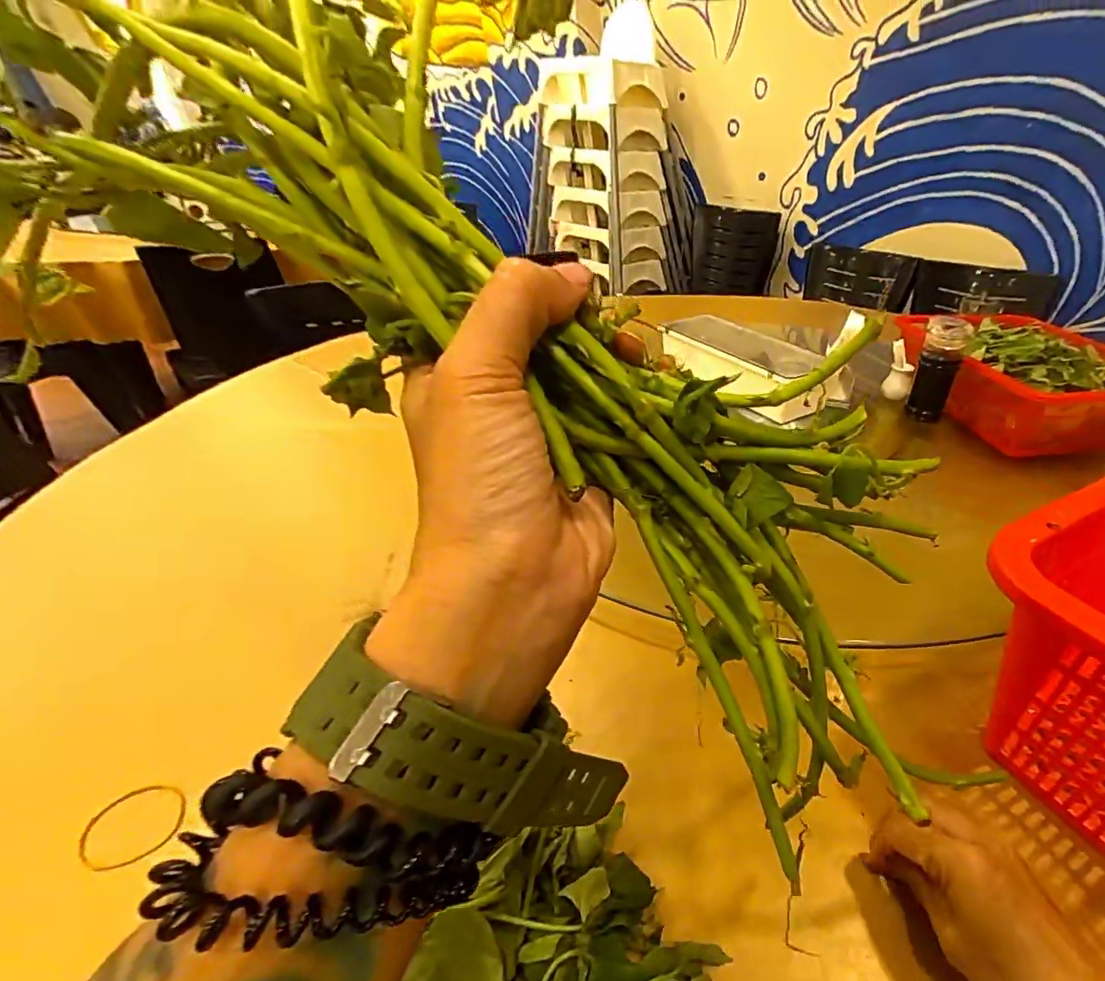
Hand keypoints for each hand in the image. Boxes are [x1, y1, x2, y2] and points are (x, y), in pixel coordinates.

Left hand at [365, 259, 616, 728]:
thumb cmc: (480, 477)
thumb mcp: (473, 375)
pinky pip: (616, 413)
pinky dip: (637, 394)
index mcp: (450, 374)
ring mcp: (546, 432)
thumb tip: (570, 274)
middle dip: (577, 319)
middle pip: (542, 334)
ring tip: (633, 351)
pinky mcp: (590, 461)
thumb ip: (511, 306)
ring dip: (612, 354)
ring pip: (585, 370)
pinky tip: (654, 378)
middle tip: (603, 316)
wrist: (516, 583)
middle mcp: (495, 399)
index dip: (520, 285)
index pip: (482, 306)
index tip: (559, 276)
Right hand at [866, 802, 1104, 980]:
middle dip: (897, 821)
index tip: (872, 865)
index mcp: (958, 857)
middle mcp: (979, 836)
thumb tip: (885, 862)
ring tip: (910, 858)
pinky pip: (967, 823)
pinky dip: (944, 830)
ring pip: (946, 807)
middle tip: (888, 856)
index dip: (879, 841)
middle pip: (924, 802)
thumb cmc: (1007, 977)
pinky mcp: (1013, 854)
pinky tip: (940, 863)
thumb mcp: (948, 934)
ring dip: (921, 822)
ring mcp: (1001, 842)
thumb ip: (917, 886)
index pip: (901, 825)